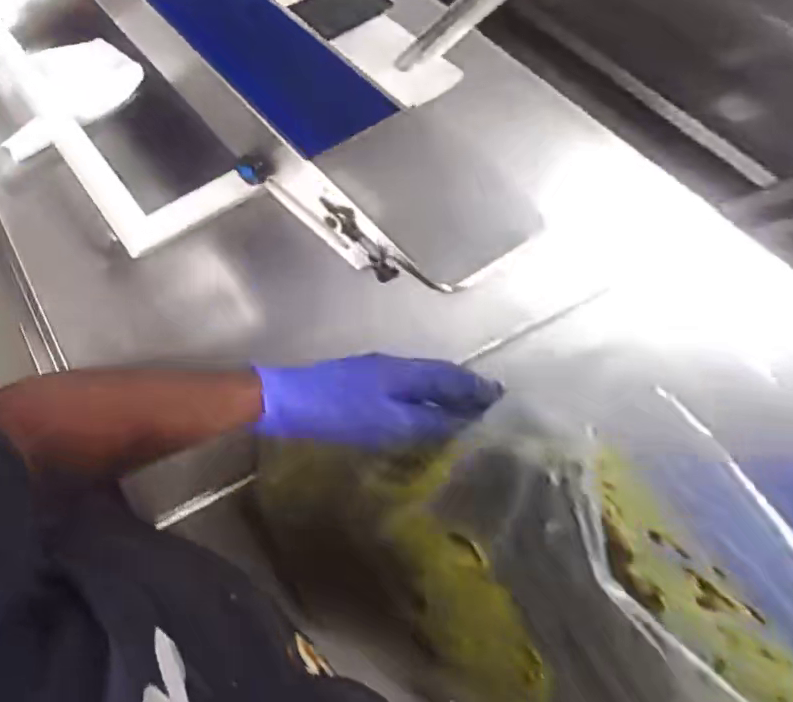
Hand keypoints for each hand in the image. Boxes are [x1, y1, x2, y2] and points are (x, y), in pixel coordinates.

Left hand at [252, 354, 501, 447]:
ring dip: (441, 401)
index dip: (480, 390)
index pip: (452, 375)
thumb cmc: (339, 411)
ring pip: (417, 385)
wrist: (285, 401)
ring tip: (463, 426)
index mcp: (402, 370)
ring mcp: (370, 374)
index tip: (507, 407)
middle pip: (436, 378)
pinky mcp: (355, 387)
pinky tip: (420, 424)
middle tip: (491, 420)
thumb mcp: (392, 422)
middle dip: (464, 395)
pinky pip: (399, 393)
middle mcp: (389, 366)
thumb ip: (431, 424)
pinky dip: (418, 405)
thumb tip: (470, 426)